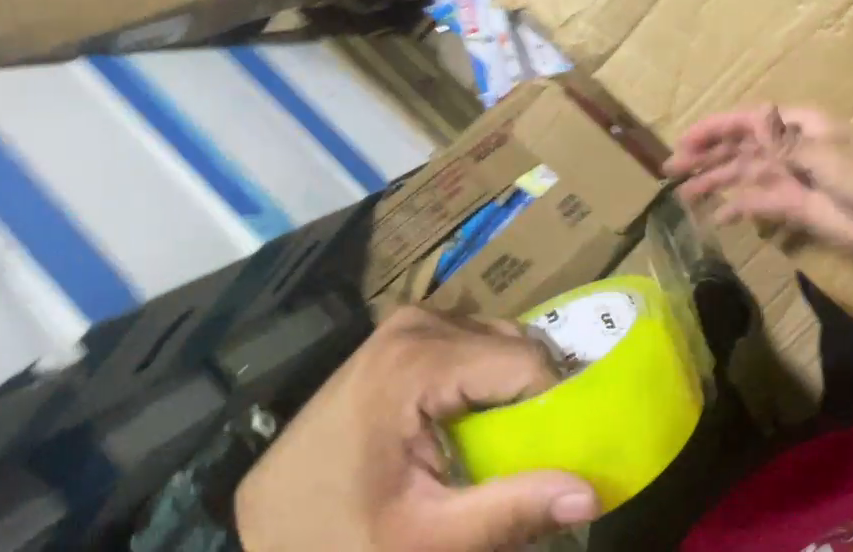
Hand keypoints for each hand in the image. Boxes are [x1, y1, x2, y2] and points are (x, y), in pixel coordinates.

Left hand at [235, 308, 600, 551]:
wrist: (260, 526)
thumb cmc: (337, 539)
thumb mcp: (424, 541)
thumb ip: (509, 513)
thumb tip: (592, 494)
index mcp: (419, 360)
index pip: (525, 364)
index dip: (558, 408)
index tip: (573, 455)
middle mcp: (417, 323)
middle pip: (515, 345)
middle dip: (540, 399)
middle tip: (546, 456)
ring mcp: (407, 324)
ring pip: (499, 341)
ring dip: (518, 391)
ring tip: (514, 449)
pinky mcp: (403, 336)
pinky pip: (473, 345)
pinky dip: (491, 382)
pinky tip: (480, 430)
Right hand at [665, 105, 852, 269]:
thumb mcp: (826, 155)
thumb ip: (784, 143)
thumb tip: (753, 117)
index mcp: (799, 125)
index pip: (747, 121)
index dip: (714, 129)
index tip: (683, 142)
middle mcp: (791, 148)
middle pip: (740, 149)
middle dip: (706, 157)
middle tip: (670, 170)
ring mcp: (793, 179)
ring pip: (745, 176)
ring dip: (716, 182)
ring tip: (684, 195)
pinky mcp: (798, 208)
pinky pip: (761, 204)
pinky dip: (740, 208)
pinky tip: (718, 216)